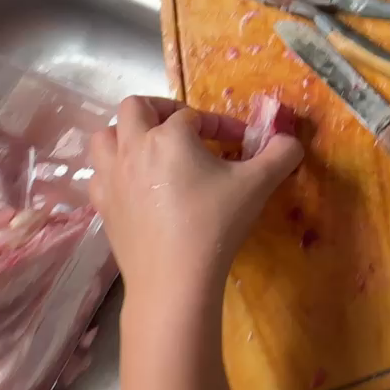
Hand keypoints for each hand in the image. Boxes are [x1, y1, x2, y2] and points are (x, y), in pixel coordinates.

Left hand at [87, 96, 302, 307]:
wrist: (175, 281)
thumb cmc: (216, 223)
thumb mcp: (259, 183)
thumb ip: (281, 153)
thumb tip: (290, 140)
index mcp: (170, 136)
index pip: (195, 115)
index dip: (220, 124)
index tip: (240, 142)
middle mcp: (134, 149)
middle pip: (135, 108)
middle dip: (162, 110)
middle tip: (186, 129)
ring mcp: (112, 179)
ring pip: (105, 136)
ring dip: (128, 134)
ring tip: (154, 149)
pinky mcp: (103, 207)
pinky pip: (98, 173)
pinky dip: (115, 168)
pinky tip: (138, 183)